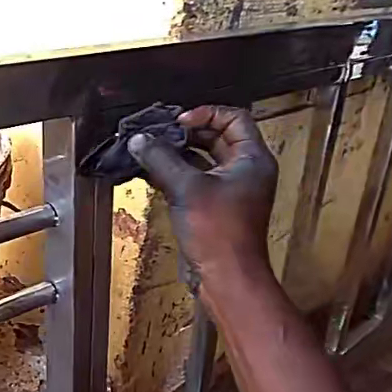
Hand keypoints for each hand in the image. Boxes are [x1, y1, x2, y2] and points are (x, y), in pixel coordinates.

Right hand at [128, 105, 278, 282]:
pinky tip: (150, 173)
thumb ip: (162, 159)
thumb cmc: (218, 231)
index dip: (206, 113)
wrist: (225, 277)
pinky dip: (174, 175)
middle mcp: (245, 171)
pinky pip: (194, 181)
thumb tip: (139, 140)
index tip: (178, 122)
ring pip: (202, 160)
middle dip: (185, 134)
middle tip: (157, 133)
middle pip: (216, 137)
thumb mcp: (187, 188)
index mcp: (252, 159)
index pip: (234, 118)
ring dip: (176, 155)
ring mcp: (230, 190)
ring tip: (148, 151)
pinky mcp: (214, 208)